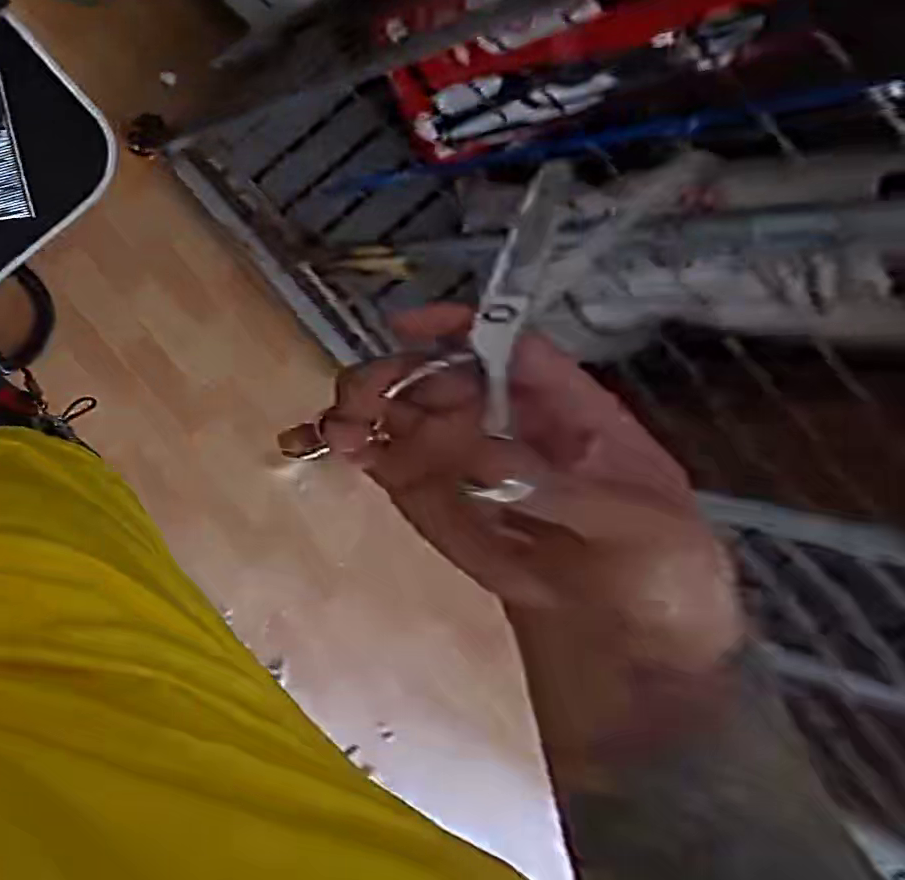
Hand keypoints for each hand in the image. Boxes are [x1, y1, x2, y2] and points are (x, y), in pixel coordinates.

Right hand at [318, 304, 742, 673]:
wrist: (607, 626)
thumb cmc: (650, 569)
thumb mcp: (634, 528)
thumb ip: (557, 489)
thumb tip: (479, 457)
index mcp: (557, 405)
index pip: (502, 346)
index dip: (455, 326)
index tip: (405, 327)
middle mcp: (490, 412)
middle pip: (424, 369)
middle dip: (384, 376)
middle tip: (360, 405)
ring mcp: (442, 445)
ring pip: (383, 401)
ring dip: (350, 406)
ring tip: (340, 434)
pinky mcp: (407, 477)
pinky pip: (363, 446)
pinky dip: (327, 437)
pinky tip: (303, 441)